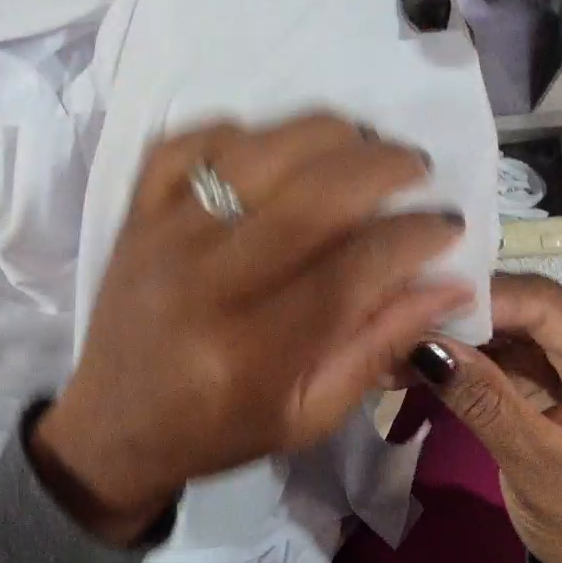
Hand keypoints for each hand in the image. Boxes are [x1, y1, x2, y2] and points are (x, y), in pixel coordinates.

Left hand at [32, 114, 473, 544]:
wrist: (110, 425)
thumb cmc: (215, 431)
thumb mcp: (307, 417)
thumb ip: (377, 347)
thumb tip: (451, 284)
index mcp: (252, 351)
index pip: (352, 270)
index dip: (412, 237)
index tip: (446, 222)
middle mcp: (205, 283)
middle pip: (309, 197)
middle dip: (380, 167)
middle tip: (415, 166)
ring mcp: (162, 238)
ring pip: (253, 154)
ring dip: (321, 134)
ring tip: (359, 142)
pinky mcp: (134, 214)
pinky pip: (184, 144)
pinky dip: (236, 131)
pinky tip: (273, 145)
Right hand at [423, 275, 561, 562]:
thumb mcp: (538, 468)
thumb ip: (485, 401)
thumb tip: (426, 345)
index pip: (545, 304)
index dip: (477, 299)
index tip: (412, 310)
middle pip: (525, 303)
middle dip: (458, 314)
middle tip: (392, 326)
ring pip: (509, 319)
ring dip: (454, 332)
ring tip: (395, 345)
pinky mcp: (559, 365)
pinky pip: (506, 343)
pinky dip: (464, 352)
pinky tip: (418, 360)